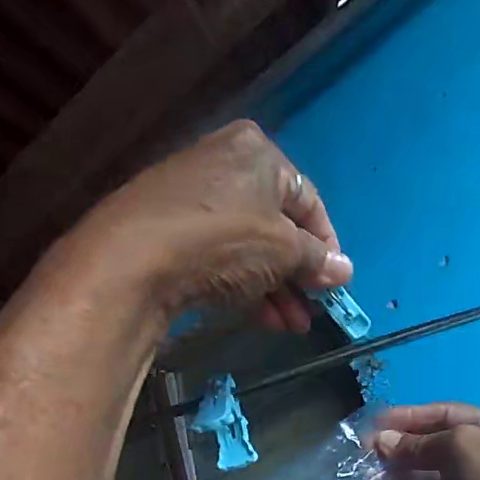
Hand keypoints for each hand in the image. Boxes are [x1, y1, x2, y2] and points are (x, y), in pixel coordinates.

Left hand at [66, 120, 353, 333]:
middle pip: (277, 227)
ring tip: (290, 326)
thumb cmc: (224, 240)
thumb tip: (345, 270)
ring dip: (275, 289)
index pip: (309, 202)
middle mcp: (226, 164)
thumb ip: (317, 260)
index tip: (334, 283)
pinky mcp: (171, 228)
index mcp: (259, 153)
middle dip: (298, 276)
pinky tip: (259, 317)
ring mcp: (195, 196)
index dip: (326, 246)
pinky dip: (244, 284)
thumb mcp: (283, 250)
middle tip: (310, 312)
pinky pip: (222, 256)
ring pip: (250, 247)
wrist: (134, 258)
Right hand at [371, 403, 479, 479]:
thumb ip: (419, 442)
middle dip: (399, 444)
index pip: (443, 412)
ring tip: (368, 474)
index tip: (373, 424)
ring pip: (428, 471)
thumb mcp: (459, 445)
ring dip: (399, 470)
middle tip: (364, 453)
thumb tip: (383, 442)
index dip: (407, 416)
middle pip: (433, 441)